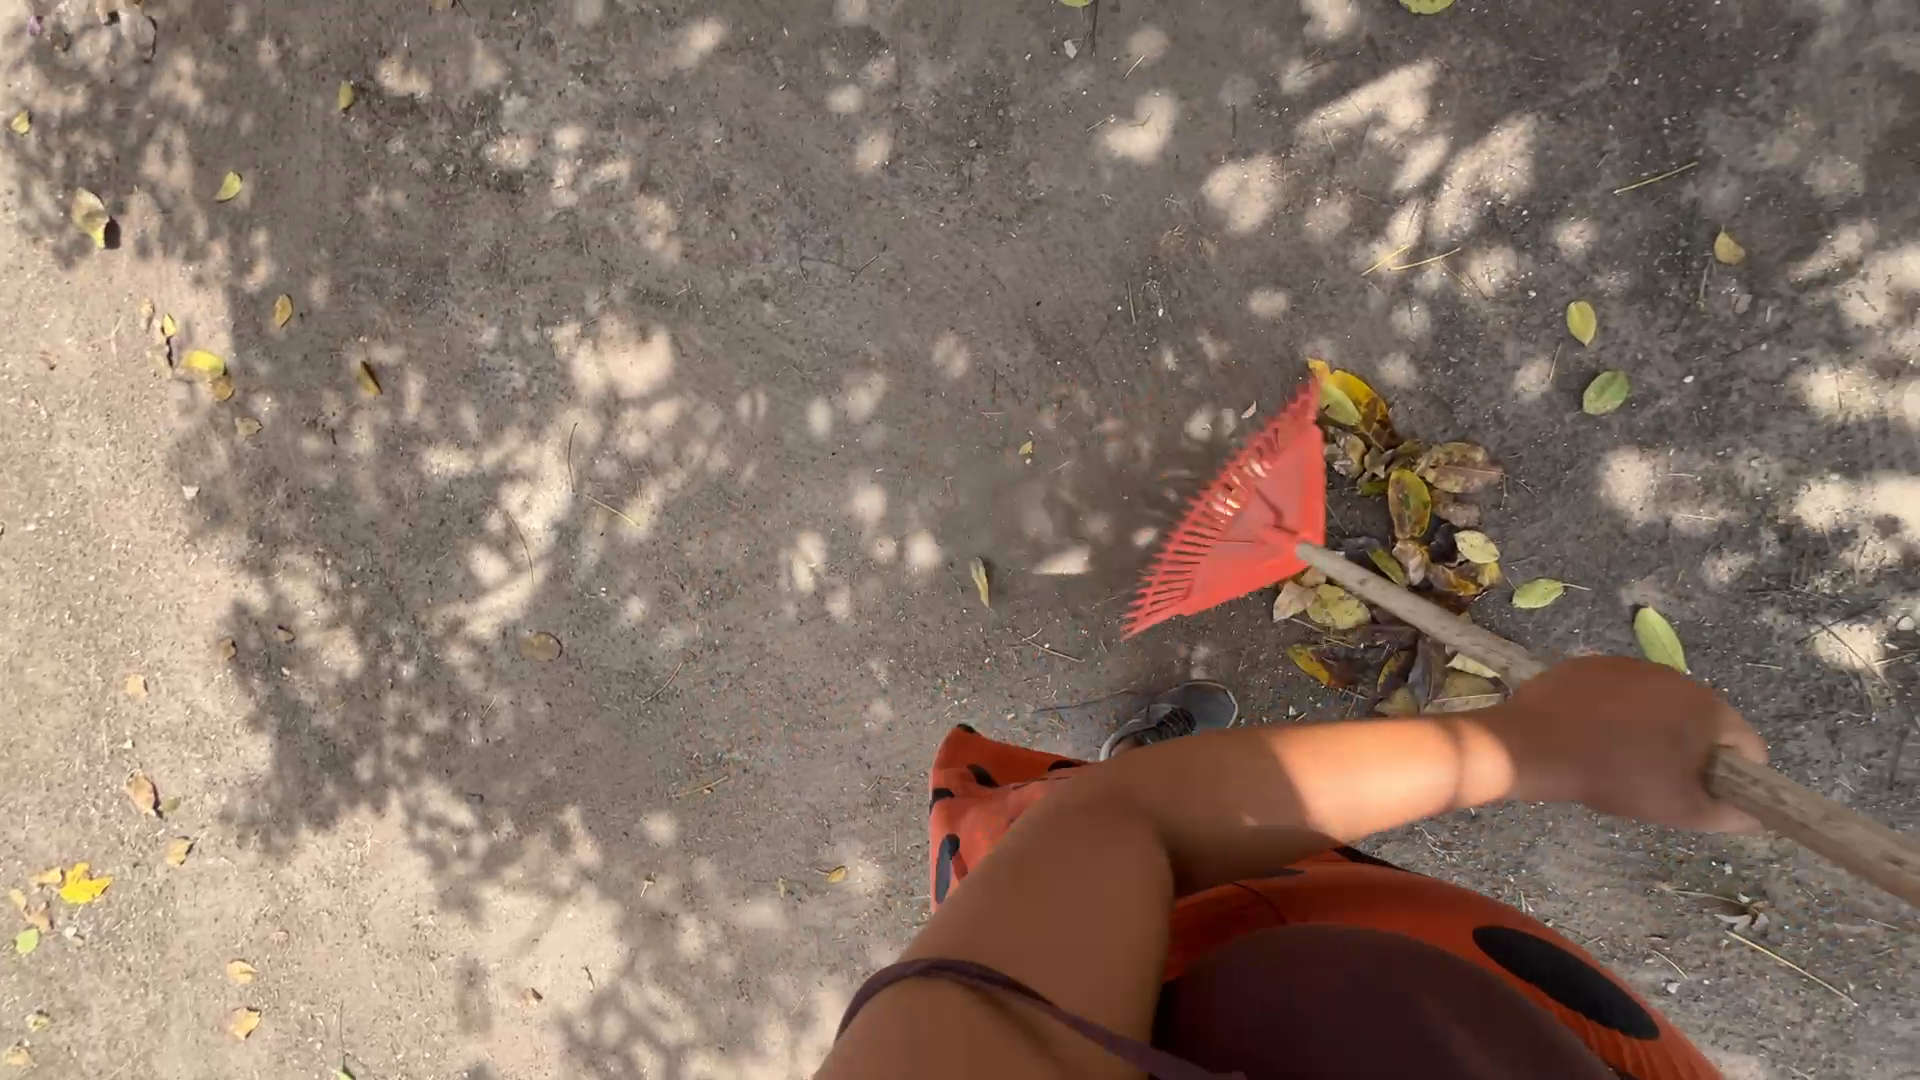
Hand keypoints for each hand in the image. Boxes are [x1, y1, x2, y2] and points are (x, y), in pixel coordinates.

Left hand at [1484, 656, 1767, 831]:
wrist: (1532, 746)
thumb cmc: (1614, 775)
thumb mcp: (1683, 808)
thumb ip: (1731, 814)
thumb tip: (1753, 815)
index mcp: (1706, 704)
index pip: (1743, 743)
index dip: (1732, 774)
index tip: (1701, 790)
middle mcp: (1668, 674)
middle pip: (1695, 718)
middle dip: (1685, 746)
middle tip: (1655, 773)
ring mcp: (1620, 665)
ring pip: (1651, 703)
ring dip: (1645, 725)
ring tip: (1616, 752)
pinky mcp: (1580, 665)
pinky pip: (1609, 691)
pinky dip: (1607, 709)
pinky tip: (1588, 730)